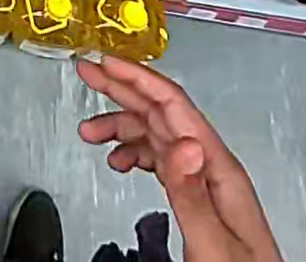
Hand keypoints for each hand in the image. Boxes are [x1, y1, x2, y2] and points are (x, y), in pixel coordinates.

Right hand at [76, 56, 281, 261]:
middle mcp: (209, 164)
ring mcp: (202, 179)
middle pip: (160, 110)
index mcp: (218, 167)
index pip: (172, 103)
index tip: (106, 62)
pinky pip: (157, 156)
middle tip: (87, 72)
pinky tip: (118, 158)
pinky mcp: (195, 195)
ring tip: (89, 130)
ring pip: (154, 132)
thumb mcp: (214, 246)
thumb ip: (193, 193)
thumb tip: (184, 142)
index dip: (136, 77)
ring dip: (119, 126)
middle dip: (120, 87)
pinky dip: (132, 150)